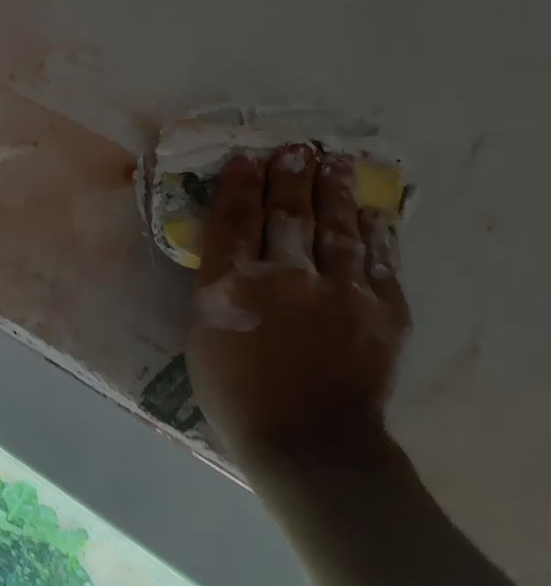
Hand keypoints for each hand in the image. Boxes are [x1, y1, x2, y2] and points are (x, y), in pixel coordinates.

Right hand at [185, 145, 410, 478]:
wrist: (308, 436)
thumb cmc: (233, 391)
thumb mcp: (201, 335)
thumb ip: (217, 290)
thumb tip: (234, 257)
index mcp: (230, 286)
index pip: (234, 221)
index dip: (240, 186)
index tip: (246, 158)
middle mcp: (285, 277)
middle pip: (288, 215)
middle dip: (289, 178)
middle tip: (293, 150)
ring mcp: (341, 290)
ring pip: (337, 228)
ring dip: (333, 192)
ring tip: (331, 164)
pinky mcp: (384, 307)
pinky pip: (379, 257)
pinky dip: (374, 229)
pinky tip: (369, 210)